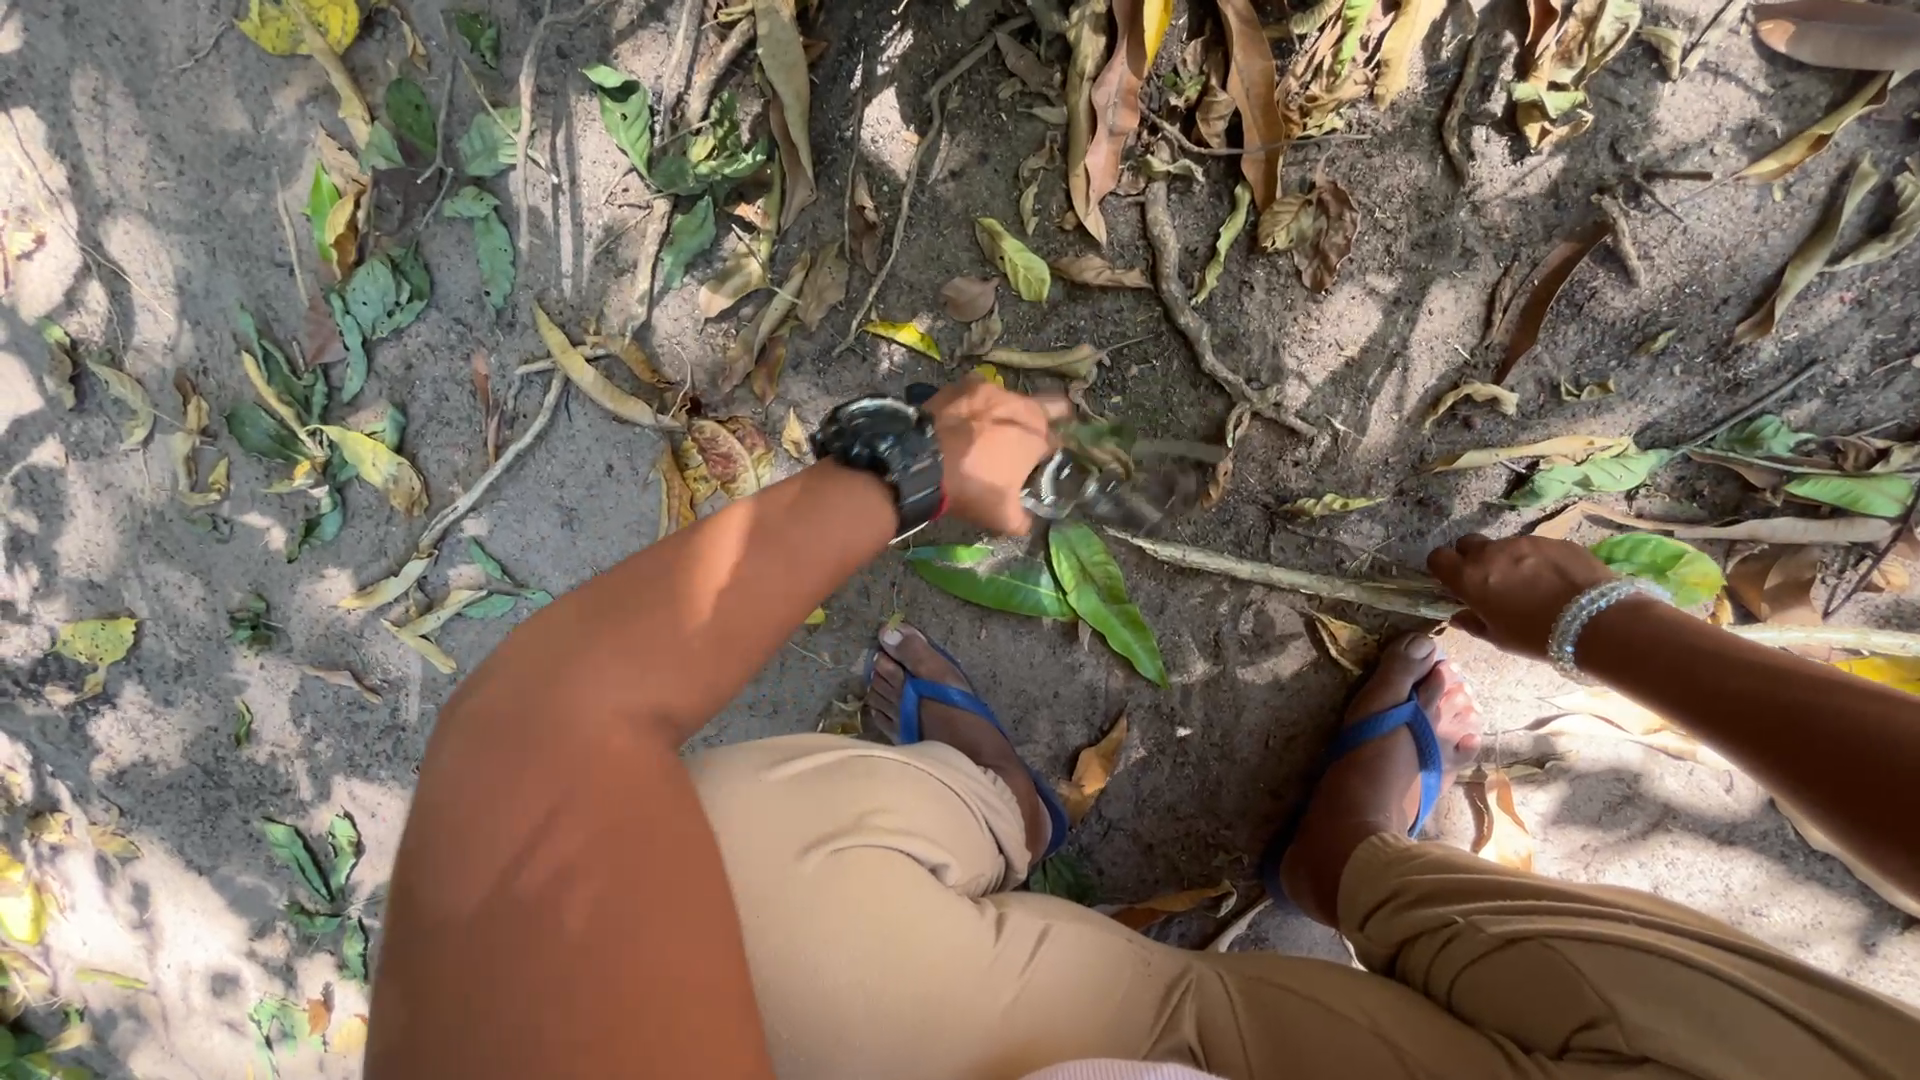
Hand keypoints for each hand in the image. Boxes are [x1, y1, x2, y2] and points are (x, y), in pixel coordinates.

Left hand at [923, 378, 1068, 534]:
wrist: (922, 462)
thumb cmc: (970, 488)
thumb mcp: (1001, 517)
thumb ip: (1023, 520)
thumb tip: (1027, 522)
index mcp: (1038, 437)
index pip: (1057, 442)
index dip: (1050, 454)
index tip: (1040, 463)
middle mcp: (1022, 406)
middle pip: (1051, 406)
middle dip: (1051, 418)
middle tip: (1033, 435)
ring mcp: (992, 390)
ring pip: (1011, 399)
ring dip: (1008, 412)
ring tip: (989, 430)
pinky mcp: (964, 384)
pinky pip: (979, 392)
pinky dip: (977, 405)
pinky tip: (965, 419)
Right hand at [1426, 533, 1619, 657]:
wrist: (1601, 622)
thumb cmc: (1538, 636)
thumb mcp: (1499, 638)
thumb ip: (1472, 623)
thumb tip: (1458, 616)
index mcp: (1468, 577)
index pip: (1437, 557)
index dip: (1443, 567)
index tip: (1454, 581)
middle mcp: (1491, 553)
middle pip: (1468, 543)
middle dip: (1473, 558)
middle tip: (1490, 580)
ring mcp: (1525, 543)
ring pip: (1504, 546)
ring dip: (1508, 560)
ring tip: (1531, 583)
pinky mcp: (1556, 541)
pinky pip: (1536, 547)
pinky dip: (1538, 560)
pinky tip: (1556, 581)